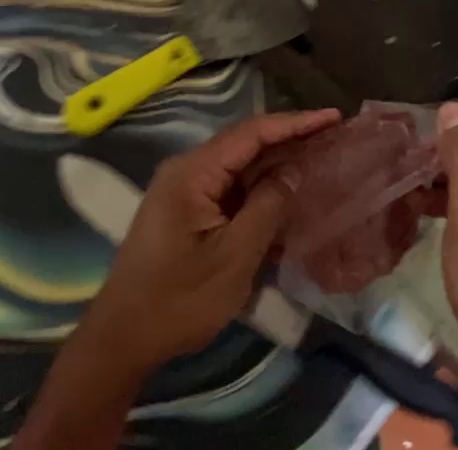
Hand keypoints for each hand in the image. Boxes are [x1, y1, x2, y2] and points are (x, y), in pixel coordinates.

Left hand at [83, 109, 341, 371]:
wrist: (123, 339)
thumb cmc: (179, 299)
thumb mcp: (234, 256)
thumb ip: (267, 207)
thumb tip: (293, 171)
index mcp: (193, 172)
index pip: (251, 133)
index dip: (295, 123)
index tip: (333, 117)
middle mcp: (186, 171)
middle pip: (245, 145)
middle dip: (289, 140)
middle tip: (334, 137)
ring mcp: (184, 192)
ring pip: (239, 168)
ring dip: (276, 166)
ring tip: (319, 160)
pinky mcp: (186, 213)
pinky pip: (229, 190)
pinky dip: (259, 192)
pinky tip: (287, 197)